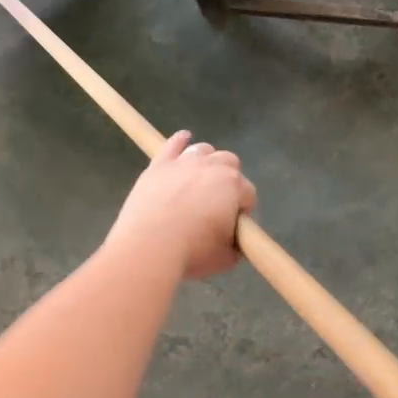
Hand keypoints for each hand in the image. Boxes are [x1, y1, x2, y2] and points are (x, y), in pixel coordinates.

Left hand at [107, 131, 254, 277]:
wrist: (148, 246)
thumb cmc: (191, 252)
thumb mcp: (225, 259)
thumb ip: (235, 247)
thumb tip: (235, 244)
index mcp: (234, 187)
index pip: (249, 194)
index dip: (243, 209)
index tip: (234, 224)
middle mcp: (213, 167)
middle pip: (230, 163)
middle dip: (229, 180)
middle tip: (217, 202)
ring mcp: (185, 162)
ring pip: (204, 150)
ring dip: (207, 161)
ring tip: (200, 179)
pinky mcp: (160, 164)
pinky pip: (173, 144)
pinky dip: (180, 140)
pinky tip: (183, 138)